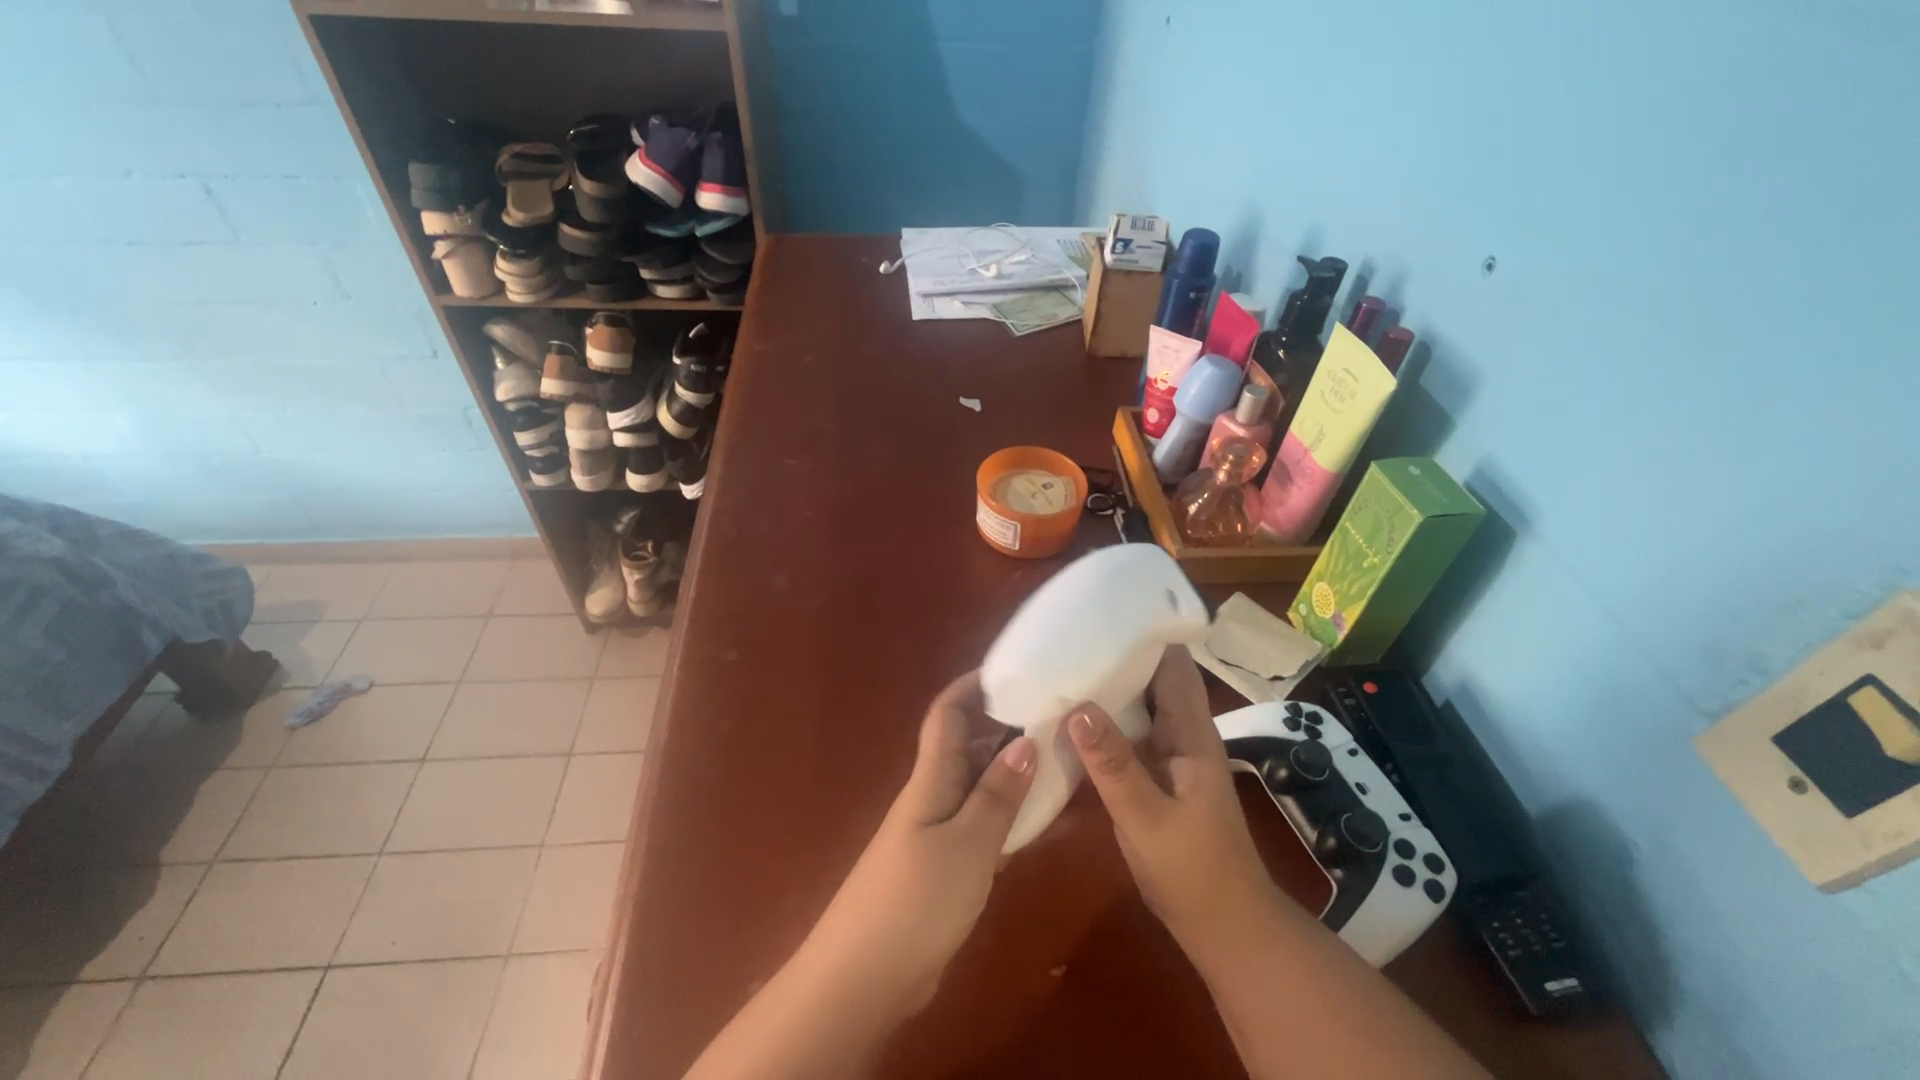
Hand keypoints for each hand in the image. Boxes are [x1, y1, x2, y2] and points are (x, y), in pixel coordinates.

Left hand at [801, 671, 1037, 1015]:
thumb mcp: (967, 844)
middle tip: (1059, 718)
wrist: (864, 978)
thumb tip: (1025, 740)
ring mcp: (934, 837)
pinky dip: (1007, 817)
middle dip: (1005, 728)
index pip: (946, 717)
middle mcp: (931, 800)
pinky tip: (1038, 823)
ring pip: (977, 789)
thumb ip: (997, 795)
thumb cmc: (915, 901)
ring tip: (1061, 762)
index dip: (971, 687)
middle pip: (966, 749)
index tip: (1013, 670)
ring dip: (1012, 773)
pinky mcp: (942, 872)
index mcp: (930, 782)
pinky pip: (980, 828)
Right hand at [1066, 646, 1282, 956]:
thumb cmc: (1194, 870)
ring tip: (1057, 667)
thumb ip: (1113, 763)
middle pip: (1150, 680)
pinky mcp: (1155, 779)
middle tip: (1063, 635)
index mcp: (1191, 734)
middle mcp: (1182, 735)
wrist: (1223, 924)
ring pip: (1136, 709)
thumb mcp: (1146, 817)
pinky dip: (1101, 726)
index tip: (1103, 608)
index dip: (1145, 633)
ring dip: (1105, 690)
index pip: (1173, 665)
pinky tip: (1066, 723)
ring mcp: (1169, 758)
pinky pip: (1126, 739)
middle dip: (1114, 656)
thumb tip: (1077, 705)